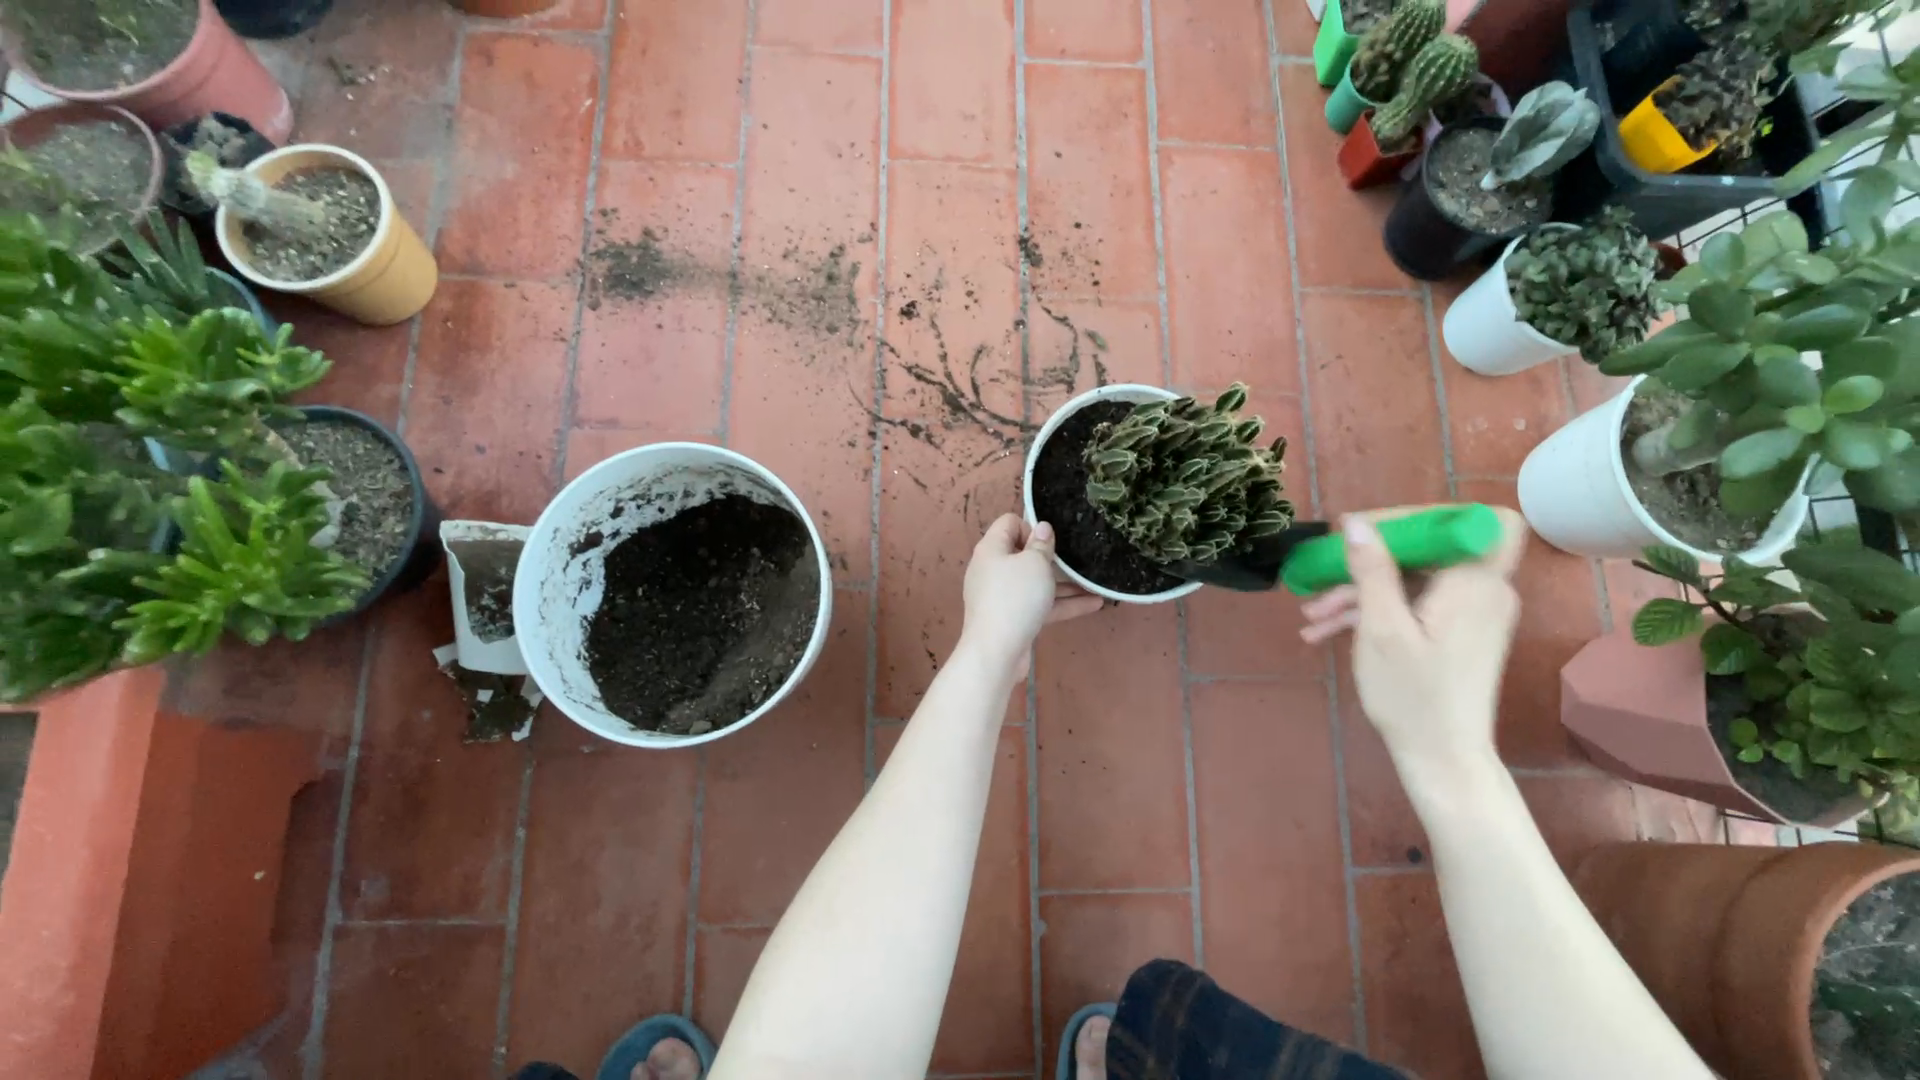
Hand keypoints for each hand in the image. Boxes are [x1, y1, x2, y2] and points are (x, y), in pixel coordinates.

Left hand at [958, 514, 1103, 676]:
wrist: (996, 651)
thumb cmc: (1016, 597)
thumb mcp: (1035, 564)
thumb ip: (1041, 544)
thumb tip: (1041, 528)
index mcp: (992, 549)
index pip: (1009, 523)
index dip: (1031, 527)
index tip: (1052, 542)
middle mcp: (993, 569)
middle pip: (1024, 554)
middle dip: (1053, 558)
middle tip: (1078, 559)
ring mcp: (1002, 596)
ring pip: (1036, 583)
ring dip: (1064, 584)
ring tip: (1095, 583)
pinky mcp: (1012, 618)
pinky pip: (1038, 605)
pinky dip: (1062, 604)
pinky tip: (1093, 604)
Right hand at [1299, 507, 1527, 775]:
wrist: (1441, 758)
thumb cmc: (1413, 696)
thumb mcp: (1381, 629)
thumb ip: (1372, 571)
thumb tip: (1357, 522)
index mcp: (1475, 584)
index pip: (1477, 520)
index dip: (1430, 516)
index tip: (1378, 530)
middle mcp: (1482, 591)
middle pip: (1431, 548)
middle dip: (1372, 559)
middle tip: (1326, 569)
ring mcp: (1469, 613)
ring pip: (1413, 579)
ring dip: (1360, 591)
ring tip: (1311, 615)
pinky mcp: (1455, 632)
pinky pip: (1414, 604)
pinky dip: (1374, 612)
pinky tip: (1325, 632)